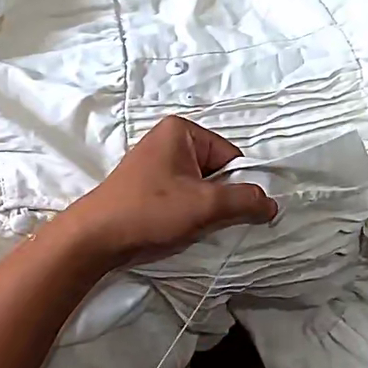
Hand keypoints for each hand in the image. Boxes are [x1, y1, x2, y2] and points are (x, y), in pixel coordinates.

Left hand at [43, 116, 276, 271]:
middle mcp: (167, 139)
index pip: (230, 156)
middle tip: (208, 220)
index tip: (230, 210)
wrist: (96, 237)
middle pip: (216, 171)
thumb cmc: (149, 211)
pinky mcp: (146, 186)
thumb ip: (244, 200)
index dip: (236, 185)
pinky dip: (186, 213)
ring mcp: (155, 163)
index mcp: (180, 130)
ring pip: (199, 187)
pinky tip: (177, 229)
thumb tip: (272, 203)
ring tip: (189, 226)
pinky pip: (181, 196)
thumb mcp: (205, 205)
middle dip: (219, 198)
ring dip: (203, 209)